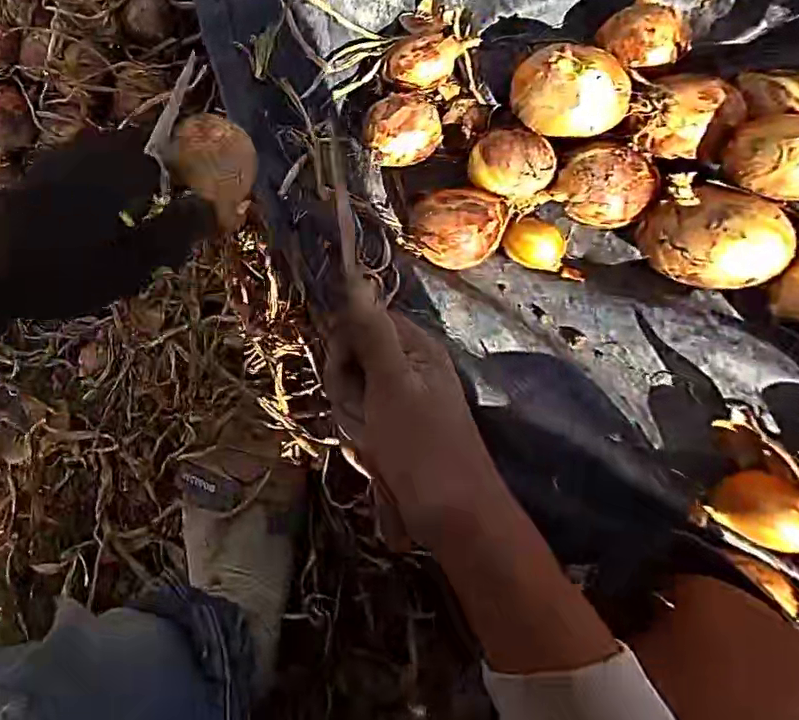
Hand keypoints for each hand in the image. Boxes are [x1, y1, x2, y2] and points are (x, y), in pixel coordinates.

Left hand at [0, 126, 212, 333]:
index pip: (169, 154)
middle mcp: (93, 151)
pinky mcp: (46, 166)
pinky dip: (102, 176)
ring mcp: (65, 155)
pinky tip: (93, 211)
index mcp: (118, 171)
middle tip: (157, 209)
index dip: (184, 176)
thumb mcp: (127, 268)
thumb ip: (173, 233)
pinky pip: (88, 159)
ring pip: (114, 149)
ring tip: (127, 213)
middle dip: (157, 170)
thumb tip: (207, 205)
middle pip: (142, 145)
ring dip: (129, 172)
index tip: (185, 203)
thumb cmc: (62, 275)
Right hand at [322, 277, 503, 549]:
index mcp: (415, 346)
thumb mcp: (392, 384)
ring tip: (372, 440)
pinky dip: (359, 437)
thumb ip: (371, 332)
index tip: (344, 372)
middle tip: (364, 414)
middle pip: (350, 356)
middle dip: (345, 387)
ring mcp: (401, 398)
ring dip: (351, 417)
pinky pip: (358, 418)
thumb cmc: (423, 447)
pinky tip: (374, 455)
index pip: (360, 320)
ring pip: (348, 390)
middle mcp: (408, 365)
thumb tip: (356, 279)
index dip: (343, 344)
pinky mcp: (394, 427)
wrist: (455, 519)